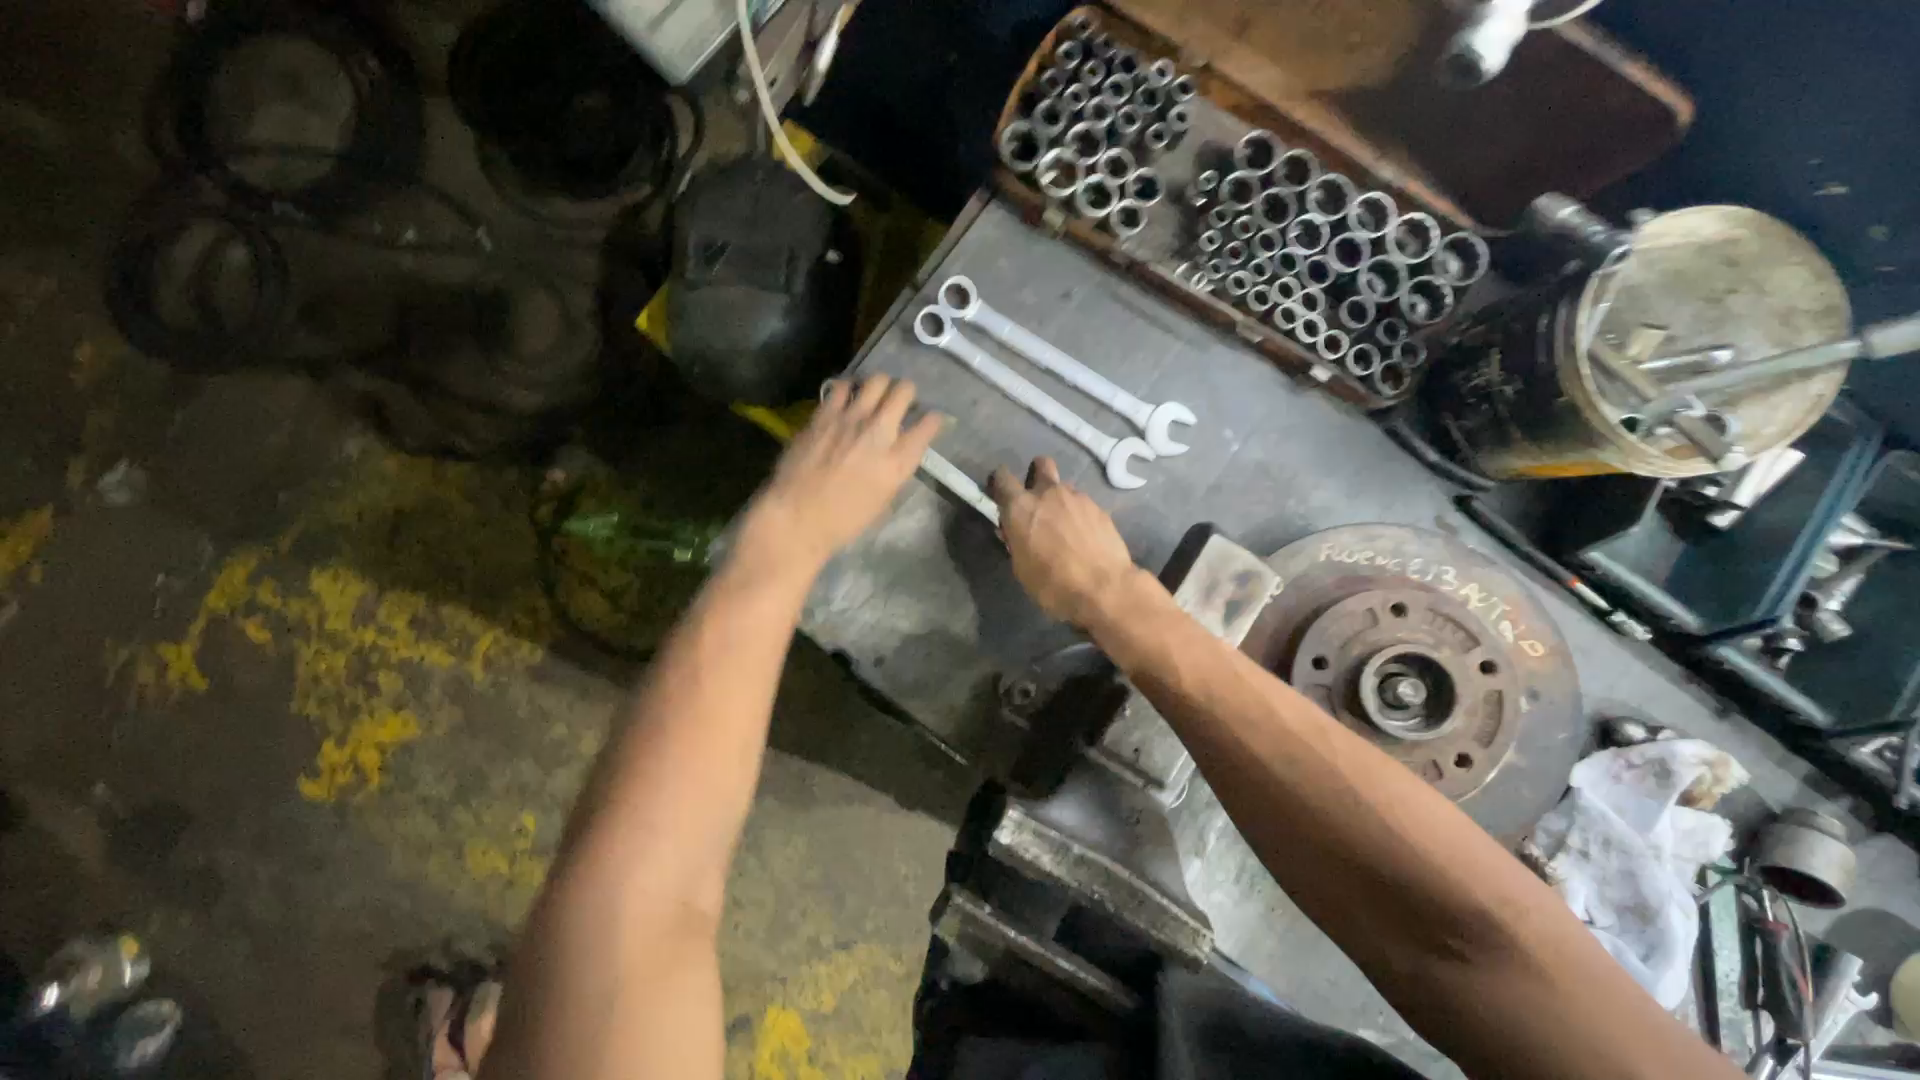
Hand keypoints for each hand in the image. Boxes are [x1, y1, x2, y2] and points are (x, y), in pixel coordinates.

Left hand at [746, 375, 943, 566]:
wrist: (797, 517)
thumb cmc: (843, 520)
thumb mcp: (884, 500)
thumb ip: (896, 469)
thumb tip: (899, 450)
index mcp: (898, 461)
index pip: (929, 424)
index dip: (934, 419)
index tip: (929, 421)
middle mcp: (879, 433)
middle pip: (904, 391)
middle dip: (907, 393)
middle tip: (899, 402)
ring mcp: (850, 420)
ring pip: (876, 380)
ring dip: (880, 386)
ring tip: (874, 395)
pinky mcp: (824, 415)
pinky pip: (842, 386)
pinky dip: (849, 389)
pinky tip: (846, 399)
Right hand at [988, 458, 1140, 626]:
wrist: (1104, 589)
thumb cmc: (1053, 584)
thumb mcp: (1021, 568)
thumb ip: (1016, 542)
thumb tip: (1013, 531)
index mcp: (1020, 507)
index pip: (1002, 477)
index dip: (999, 483)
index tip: (1002, 495)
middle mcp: (1048, 494)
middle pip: (1041, 465)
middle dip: (1036, 474)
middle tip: (1037, 499)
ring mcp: (1077, 498)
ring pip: (1064, 488)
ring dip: (1060, 501)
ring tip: (1066, 528)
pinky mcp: (1100, 508)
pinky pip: (1083, 505)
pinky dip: (1079, 515)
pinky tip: (1084, 537)